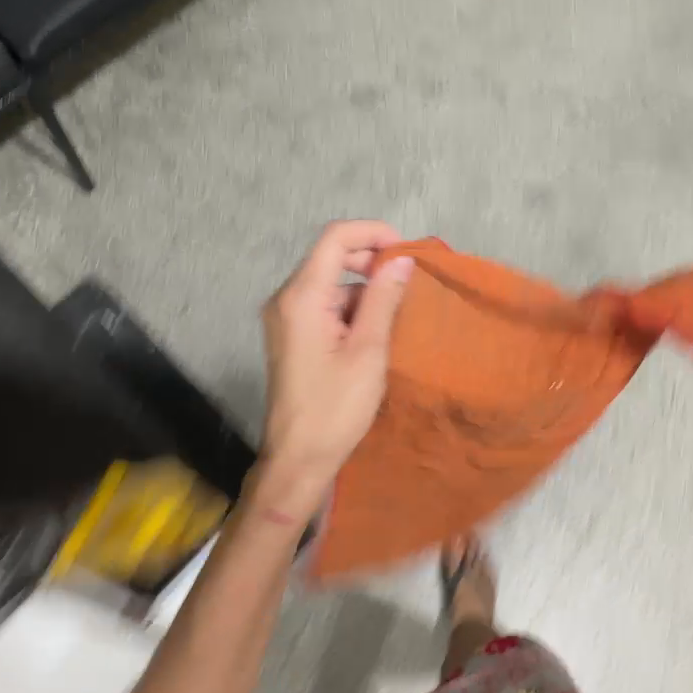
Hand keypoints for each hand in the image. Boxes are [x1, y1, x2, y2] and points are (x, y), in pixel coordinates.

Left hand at [256, 221, 414, 514]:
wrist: (298, 458)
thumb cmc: (335, 407)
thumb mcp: (368, 351)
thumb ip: (384, 299)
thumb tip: (402, 260)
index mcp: (301, 296)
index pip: (335, 238)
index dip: (372, 233)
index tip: (406, 252)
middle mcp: (285, 298)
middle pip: (330, 256)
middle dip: (371, 262)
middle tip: (408, 283)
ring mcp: (284, 317)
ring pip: (330, 282)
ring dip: (364, 290)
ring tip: (396, 316)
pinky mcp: (290, 335)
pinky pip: (323, 304)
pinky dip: (350, 308)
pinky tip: (374, 333)